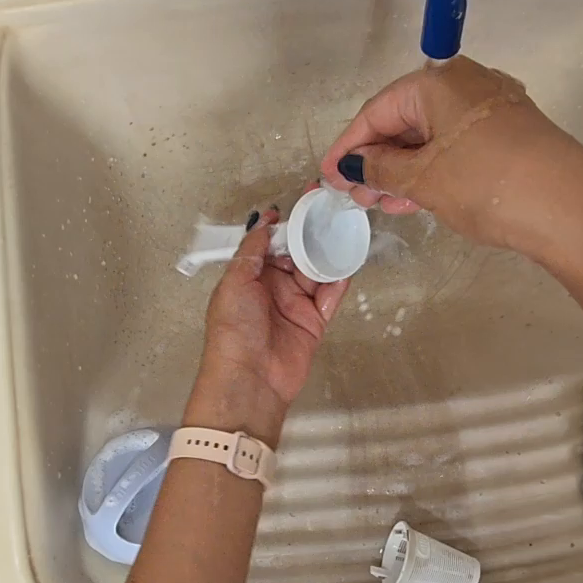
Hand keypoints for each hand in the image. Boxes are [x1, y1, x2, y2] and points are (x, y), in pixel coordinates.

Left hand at [187, 207, 348, 442]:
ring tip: (345, 228)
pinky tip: (349, 260)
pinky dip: (339, 281)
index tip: (304, 202)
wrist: (250, 379)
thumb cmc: (234, 330)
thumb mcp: (234, 283)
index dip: (286, 224)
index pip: (270, 244)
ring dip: (328, 252)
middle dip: (311, 234)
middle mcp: (273, 288)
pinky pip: (330, 297)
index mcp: (249, 277)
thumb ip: (252, 250)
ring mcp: (295, 305)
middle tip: (331, 210)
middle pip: (297, 255)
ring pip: (316, 272)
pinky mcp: (314, 322)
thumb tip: (264, 221)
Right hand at [319, 56, 582, 262]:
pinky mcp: (507, 133)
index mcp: (435, 82)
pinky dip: (430, 169)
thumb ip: (379, 168)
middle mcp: (463, 83)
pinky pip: (454, 145)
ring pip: (429, 136)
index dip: (347, 148)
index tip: (327, 179)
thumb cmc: (485, 184)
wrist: (567, 206)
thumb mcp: (421, 179)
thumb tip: (353, 163)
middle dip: (375, 160)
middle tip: (356, 197)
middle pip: (403, 120)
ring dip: (401, 170)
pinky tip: (417, 197)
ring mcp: (489, 107)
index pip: (375, 112)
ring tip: (383, 203)